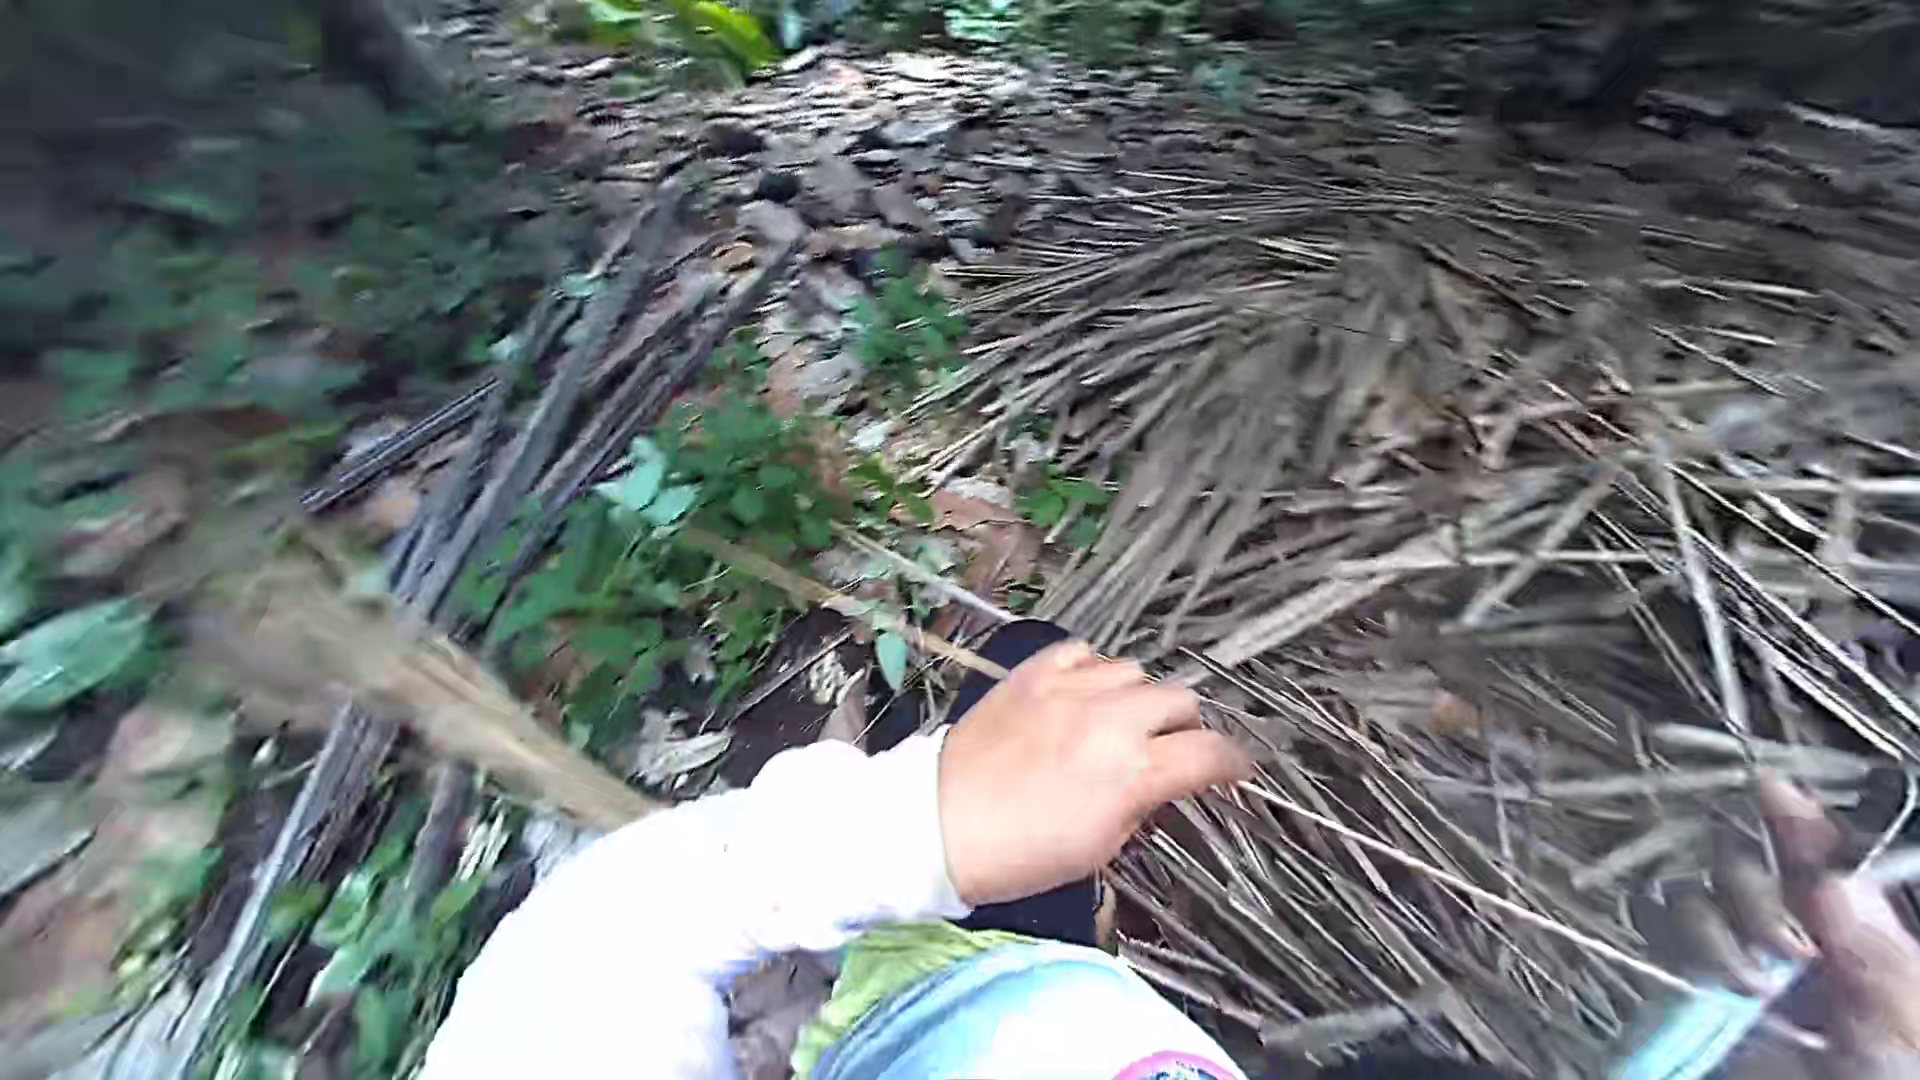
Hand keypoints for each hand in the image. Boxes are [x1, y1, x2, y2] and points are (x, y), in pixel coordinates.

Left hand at [936, 641, 1249, 906]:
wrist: (946, 819)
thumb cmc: (1025, 850)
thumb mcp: (1101, 845)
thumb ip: (1142, 801)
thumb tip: (1160, 778)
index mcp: (1134, 771)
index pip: (1210, 752)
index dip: (1232, 761)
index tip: (1232, 767)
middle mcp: (1110, 718)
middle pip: (1178, 698)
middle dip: (1184, 725)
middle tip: (1168, 744)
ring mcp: (1070, 687)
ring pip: (1133, 670)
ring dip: (1138, 695)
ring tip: (1120, 715)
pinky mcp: (1035, 671)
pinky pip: (1082, 650)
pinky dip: (1092, 668)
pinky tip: (1083, 688)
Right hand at [1643, 775, 1919, 1073]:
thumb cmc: (1886, 1079)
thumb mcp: (1910, 1040)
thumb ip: (1885, 967)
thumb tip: (1833, 880)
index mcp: (1865, 947)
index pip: (1831, 866)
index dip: (1802, 823)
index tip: (1767, 785)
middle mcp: (1796, 938)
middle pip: (1743, 865)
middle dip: (1749, 892)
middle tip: (1786, 947)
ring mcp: (1734, 952)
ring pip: (1688, 888)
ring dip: (1707, 925)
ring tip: (1744, 985)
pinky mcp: (1681, 967)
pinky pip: (1650, 919)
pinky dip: (1667, 936)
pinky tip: (1699, 977)